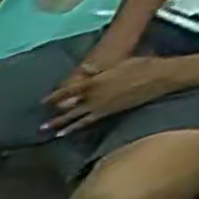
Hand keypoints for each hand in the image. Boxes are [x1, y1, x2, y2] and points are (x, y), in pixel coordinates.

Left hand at [43, 56, 180, 136]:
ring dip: (57, 123)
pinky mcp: (107, 112)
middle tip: (38, 120)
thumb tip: (84, 69)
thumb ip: (99, 70)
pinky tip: (62, 134)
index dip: (54, 96)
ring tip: (43, 129)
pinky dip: (73, 128)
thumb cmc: (142, 65)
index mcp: (96, 80)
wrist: (161, 76)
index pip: (69, 89)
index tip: (42, 101)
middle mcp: (94, 94)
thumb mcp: (119, 64)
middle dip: (53, 112)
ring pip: (73, 116)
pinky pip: (86, 122)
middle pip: (68, 105)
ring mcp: (100, 104)